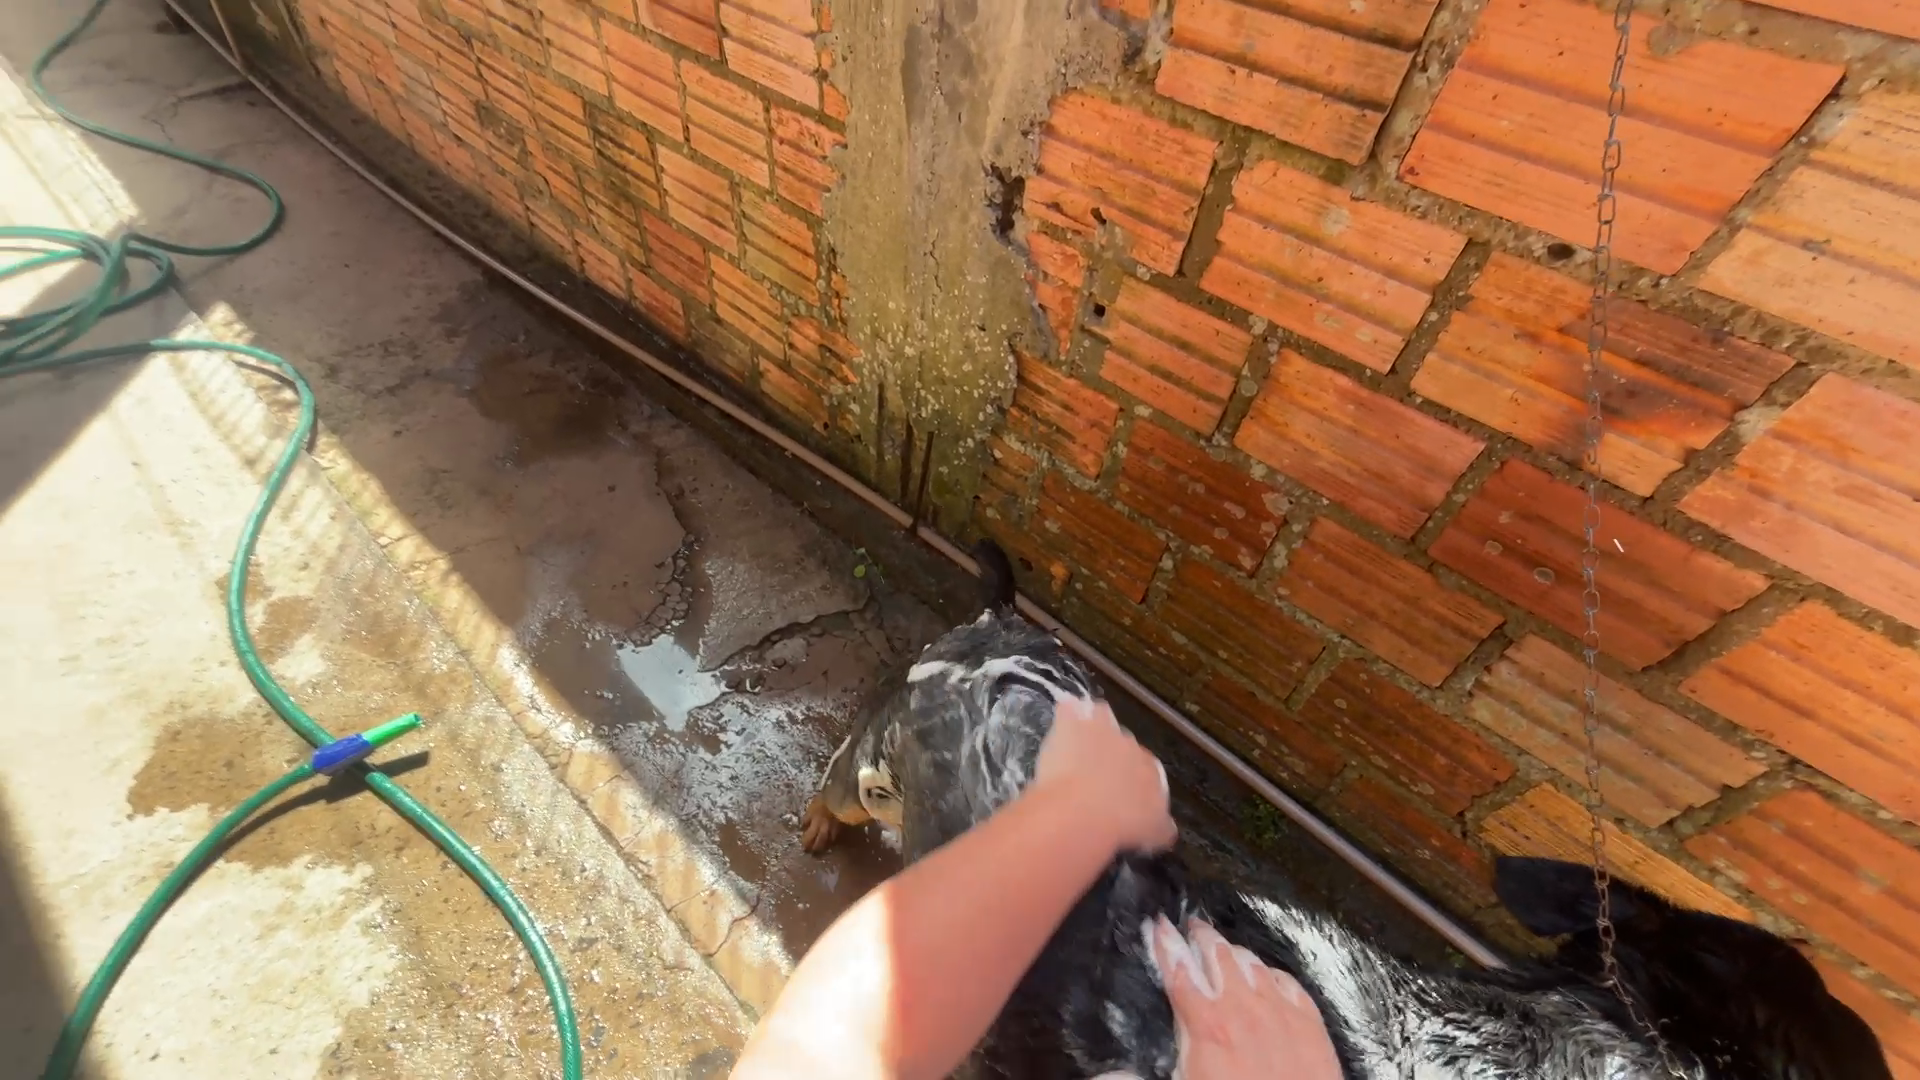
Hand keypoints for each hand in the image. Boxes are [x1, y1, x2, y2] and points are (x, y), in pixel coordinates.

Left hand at [1031, 697, 1175, 856]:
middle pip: (1124, 744)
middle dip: (1111, 756)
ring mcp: (1100, 731)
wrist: (1086, 810)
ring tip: (1080, 743)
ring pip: (1102, 716)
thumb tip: (1164, 826)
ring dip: (1094, 725)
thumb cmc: (1121, 825)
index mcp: (1151, 770)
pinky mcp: (1072, 725)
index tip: (1120, 795)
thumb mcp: (1153, 833)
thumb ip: (1159, 825)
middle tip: (1095, 778)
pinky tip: (1063, 721)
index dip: (1132, 780)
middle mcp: (1130, 746)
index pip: (1146, 768)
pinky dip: (1067, 713)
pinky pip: (1070, 710)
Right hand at [1146, 915, 1342, 1079]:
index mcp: (1206, 1024)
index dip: (1164, 942)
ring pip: (1251, 961)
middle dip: (1200, 936)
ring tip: (1224, 950)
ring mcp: (1279, 1011)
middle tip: (1191, 928)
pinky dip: (1271, 974)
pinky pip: (1287, 982)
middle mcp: (1241, 1006)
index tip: (1158, 923)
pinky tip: (1266, 977)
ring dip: (1233, 952)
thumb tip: (1105, 1075)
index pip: (1178, 969)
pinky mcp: (1311, 1024)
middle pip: (1216, 953)